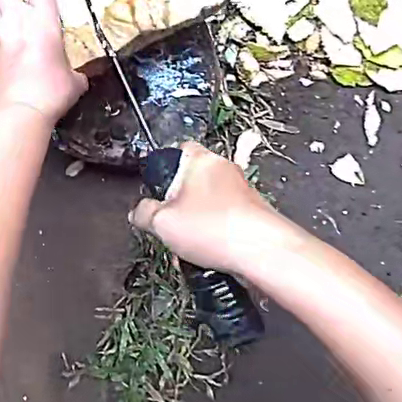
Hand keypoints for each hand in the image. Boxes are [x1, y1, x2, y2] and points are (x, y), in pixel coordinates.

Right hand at [129, 142, 306, 276]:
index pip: (179, 148)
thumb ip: (144, 214)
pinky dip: (216, 231)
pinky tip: (210, 252)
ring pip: (209, 200)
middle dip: (180, 202)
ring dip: (197, 220)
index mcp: (200, 159)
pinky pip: (226, 216)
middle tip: (171, 221)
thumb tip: (138, 212)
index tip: (157, 189)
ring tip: (190, 245)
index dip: (164, 167)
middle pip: (193, 178)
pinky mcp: (253, 210)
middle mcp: (223, 167)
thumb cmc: (214, 228)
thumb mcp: (162, 223)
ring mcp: (242, 189)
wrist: (263, 251)